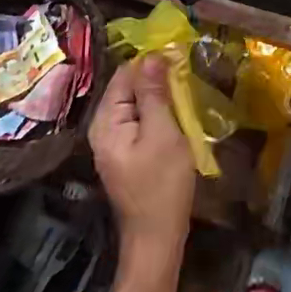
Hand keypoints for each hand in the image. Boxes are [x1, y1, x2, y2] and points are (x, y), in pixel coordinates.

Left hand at [89, 54, 194, 251]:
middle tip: (187, 69)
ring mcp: (114, 141)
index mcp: (106, 121)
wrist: (157, 236)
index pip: (125, 74)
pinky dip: (159, 111)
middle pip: (129, 88)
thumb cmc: (161, 184)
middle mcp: (103, 127)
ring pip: (137, 103)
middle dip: (156, 76)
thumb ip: (154, 94)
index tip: (180, 55)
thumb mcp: (163, 133)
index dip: (151, 61)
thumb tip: (152, 56)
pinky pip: (141, 119)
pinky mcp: (127, 152)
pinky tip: (178, 111)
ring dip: (160, 94)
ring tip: (186, 86)